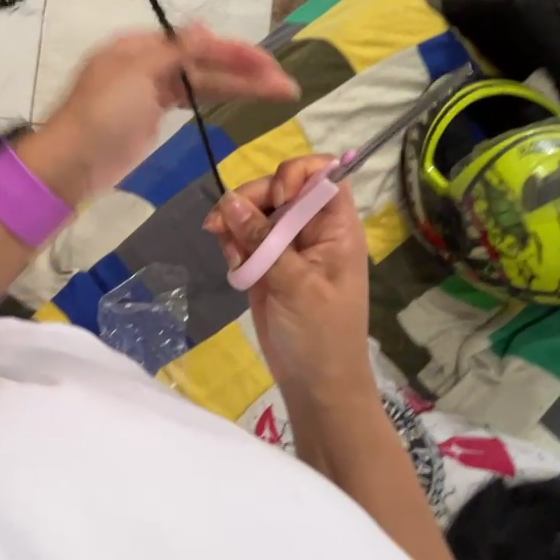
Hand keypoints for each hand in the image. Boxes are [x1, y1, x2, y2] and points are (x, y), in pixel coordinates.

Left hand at [22, 23, 297, 202]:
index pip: (193, 42)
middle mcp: (144, 63)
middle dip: (243, 70)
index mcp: (137, 46)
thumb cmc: (100, 115)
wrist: (71, 164)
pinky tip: (239, 96)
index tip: (265, 63)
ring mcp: (148, 92)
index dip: (231, 51)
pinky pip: (190, 100)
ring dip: (238, 86)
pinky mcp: (150, 118)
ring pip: (201, 82)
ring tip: (279, 93)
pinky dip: (215, 97)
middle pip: (202, 61)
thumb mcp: (135, 73)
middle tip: (284, 83)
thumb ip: (174, 51)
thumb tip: (204, 27)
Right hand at [203, 156, 373, 399]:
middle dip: (249, 200)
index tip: (276, 199)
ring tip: (229, 253)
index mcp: (336, 229)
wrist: (314, 385)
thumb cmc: (321, 336)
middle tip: (222, 224)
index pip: (323, 175)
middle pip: (278, 188)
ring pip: (254, 209)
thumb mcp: (295, 285)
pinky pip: (242, 235)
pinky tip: (233, 266)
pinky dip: (231, 243)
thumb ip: (261, 240)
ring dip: (234, 223)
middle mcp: (312, 229)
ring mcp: (287, 245)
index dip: (295, 175)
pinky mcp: (266, 261)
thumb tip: (228, 200)